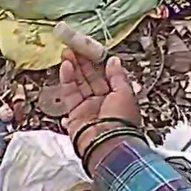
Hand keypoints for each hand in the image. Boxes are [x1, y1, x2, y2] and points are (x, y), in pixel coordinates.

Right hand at [58, 51, 140, 169]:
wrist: (108, 144)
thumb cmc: (122, 120)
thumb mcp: (125, 93)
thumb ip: (117, 76)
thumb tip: (114, 60)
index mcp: (116, 98)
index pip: (104, 76)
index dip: (97, 62)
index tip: (90, 49)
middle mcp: (101, 102)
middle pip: (89, 79)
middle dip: (82, 62)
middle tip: (74, 46)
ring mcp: (86, 108)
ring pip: (78, 84)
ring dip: (72, 68)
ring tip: (66, 52)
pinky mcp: (73, 114)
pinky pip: (69, 94)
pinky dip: (67, 80)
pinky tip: (66, 66)